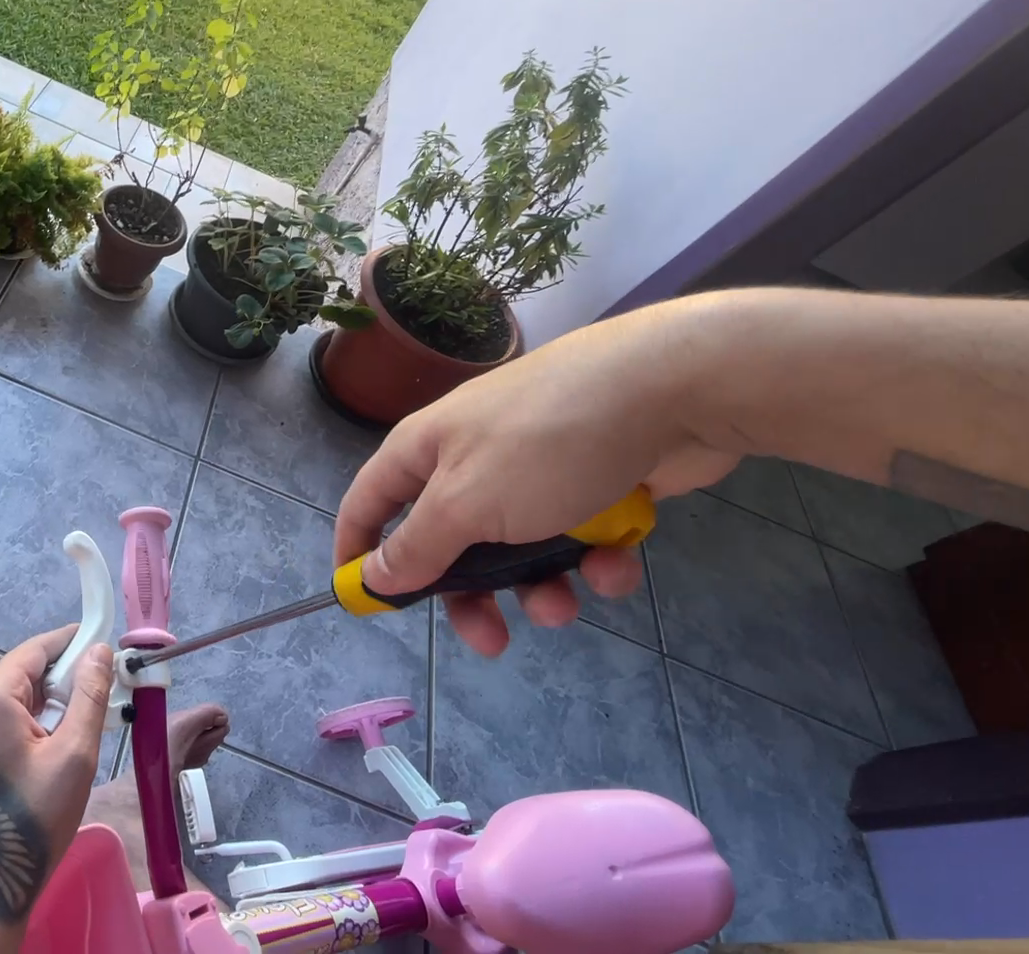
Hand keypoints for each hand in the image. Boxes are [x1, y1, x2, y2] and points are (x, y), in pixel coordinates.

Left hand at [0, 624, 114, 953]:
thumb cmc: (33, 819)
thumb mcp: (74, 754)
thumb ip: (89, 695)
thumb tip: (99, 650)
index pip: (34, 650)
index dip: (70, 641)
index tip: (103, 640)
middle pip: (24, 672)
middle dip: (63, 675)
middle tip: (103, 687)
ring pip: (14, 696)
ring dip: (49, 700)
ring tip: (84, 717)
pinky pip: (1, 718)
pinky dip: (31, 719)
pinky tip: (55, 739)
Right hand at [335, 301, 740, 656]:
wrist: (670, 389)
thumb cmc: (541, 447)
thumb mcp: (464, 505)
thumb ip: (416, 547)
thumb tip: (372, 577)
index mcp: (422, 453)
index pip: (367, 504)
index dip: (357, 551)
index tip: (362, 601)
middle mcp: (468, 461)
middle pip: (446, 542)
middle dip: (468, 594)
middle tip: (489, 640)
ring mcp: (530, 470)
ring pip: (514, 549)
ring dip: (537, 586)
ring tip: (565, 605)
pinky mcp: (590, 482)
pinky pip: (573, 536)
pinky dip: (591, 560)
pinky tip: (615, 566)